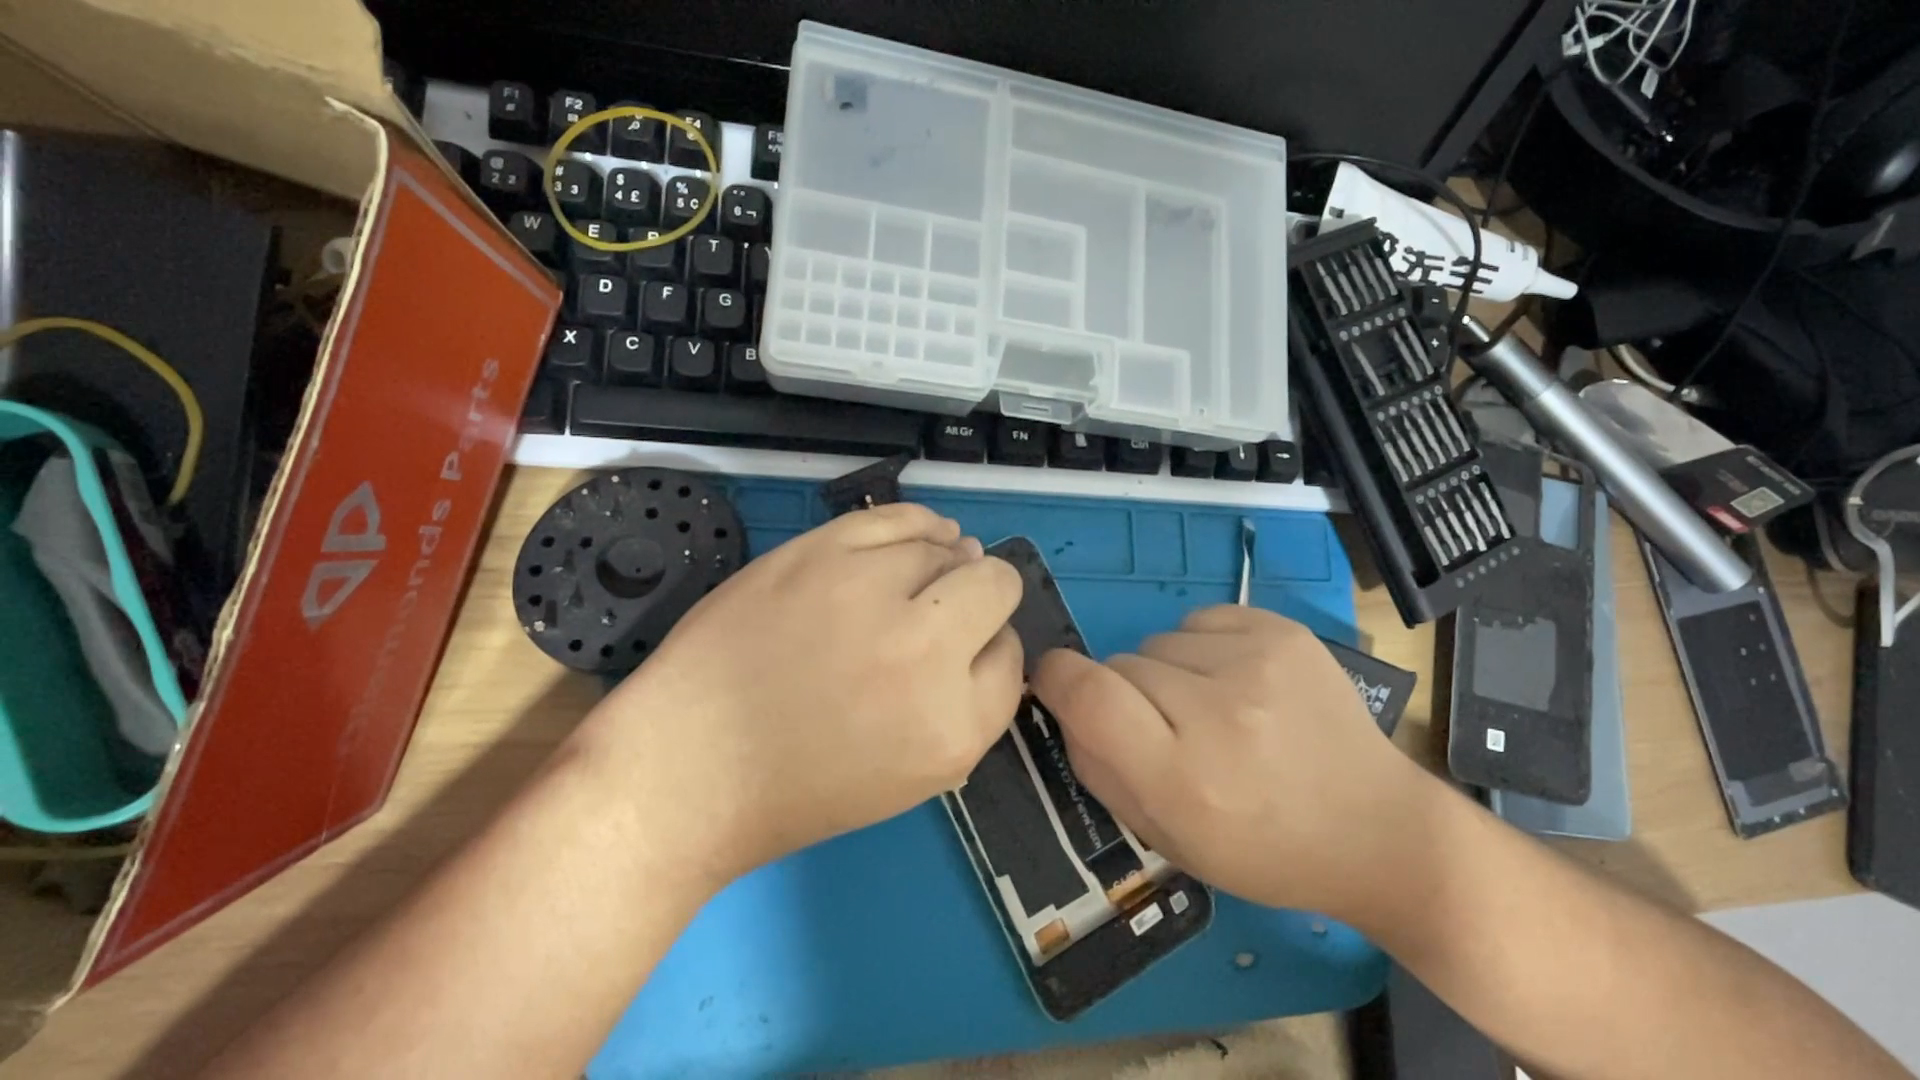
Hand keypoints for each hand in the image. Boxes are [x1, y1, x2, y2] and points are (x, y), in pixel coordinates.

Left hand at [572, 503, 1023, 886]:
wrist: (691, 767)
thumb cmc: (798, 790)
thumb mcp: (913, 778)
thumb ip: (964, 709)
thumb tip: (985, 636)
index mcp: (955, 725)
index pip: (1012, 655)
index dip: (988, 650)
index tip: (961, 655)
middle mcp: (926, 649)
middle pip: (994, 587)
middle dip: (982, 599)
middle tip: (941, 616)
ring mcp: (869, 590)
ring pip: (947, 547)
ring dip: (942, 565)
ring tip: (914, 586)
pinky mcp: (820, 553)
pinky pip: (900, 517)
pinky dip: (919, 526)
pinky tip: (919, 537)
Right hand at [1031, 604, 1434, 915]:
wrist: (1375, 828)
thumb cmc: (1261, 849)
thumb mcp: (1164, 835)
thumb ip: (1098, 767)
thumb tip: (1063, 701)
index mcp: (1183, 775)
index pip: (1088, 693)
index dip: (1056, 679)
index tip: (1054, 684)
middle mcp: (1219, 710)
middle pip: (1119, 664)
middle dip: (1123, 694)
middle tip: (1164, 731)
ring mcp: (1257, 662)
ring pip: (1157, 642)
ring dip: (1164, 672)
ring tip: (1209, 710)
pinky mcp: (1285, 632)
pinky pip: (1199, 620)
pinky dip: (1200, 648)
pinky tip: (1233, 683)